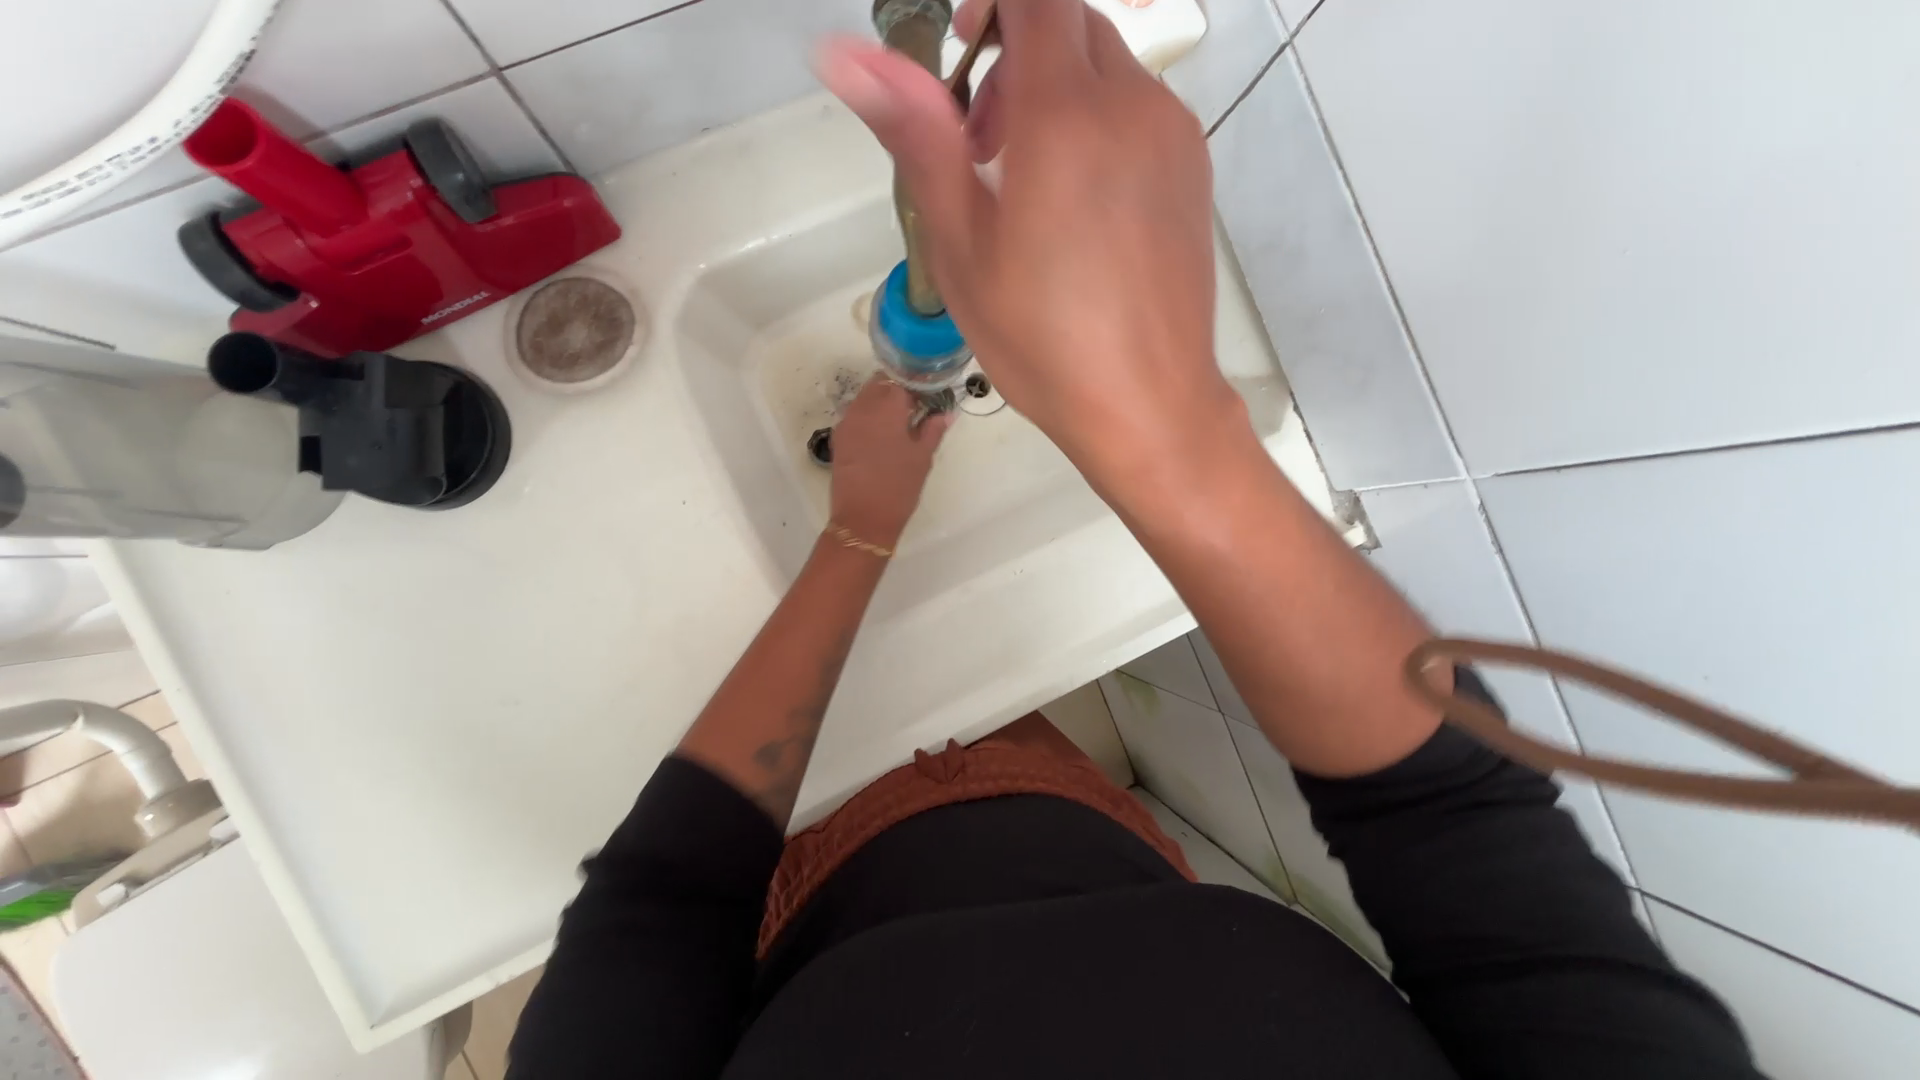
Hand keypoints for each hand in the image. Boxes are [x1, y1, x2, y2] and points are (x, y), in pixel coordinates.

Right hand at [816, 0, 1247, 501]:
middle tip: (983, 146)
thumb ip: (916, 135)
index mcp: (1065, 117)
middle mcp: (1133, 106)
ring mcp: (1173, 136)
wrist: (1147, 403)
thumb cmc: (1043, 340)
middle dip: (1016, 60)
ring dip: (1056, 94)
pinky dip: (1098, 126)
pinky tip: (1077, 209)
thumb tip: (847, 53)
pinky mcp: (1193, 170)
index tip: (963, 61)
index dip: (991, 5)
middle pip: (1071, 25)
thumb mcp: (961, 245)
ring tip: (1027, 186)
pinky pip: (1139, 110)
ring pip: (1108, 67)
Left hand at [829, 376, 952, 548]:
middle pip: (879, 384)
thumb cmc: (899, 486)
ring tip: (899, 424)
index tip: (928, 399)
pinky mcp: (838, 438)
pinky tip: (882, 437)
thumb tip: (945, 414)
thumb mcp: (923, 458)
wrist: (863, 518)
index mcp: (887, 407)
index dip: (916, 387)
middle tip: (914, 409)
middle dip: (896, 390)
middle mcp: (862, 407)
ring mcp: (846, 422)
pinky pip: (855, 416)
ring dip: (881, 403)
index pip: (902, 380)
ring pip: (864, 398)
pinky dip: (868, 417)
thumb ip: (933, 430)